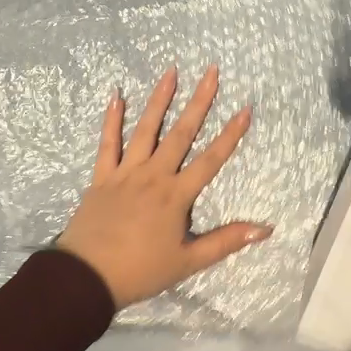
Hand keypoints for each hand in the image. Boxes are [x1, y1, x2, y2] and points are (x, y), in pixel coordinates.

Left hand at [57, 65, 271, 308]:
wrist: (84, 279)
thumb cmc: (139, 271)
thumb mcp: (187, 262)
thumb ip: (226, 242)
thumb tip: (266, 228)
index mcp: (176, 195)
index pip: (210, 160)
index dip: (230, 134)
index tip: (245, 108)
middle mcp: (153, 176)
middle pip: (181, 133)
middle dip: (199, 101)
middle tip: (211, 72)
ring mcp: (125, 173)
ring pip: (146, 129)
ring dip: (159, 99)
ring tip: (171, 72)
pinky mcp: (101, 177)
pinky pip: (107, 144)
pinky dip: (112, 120)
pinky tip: (116, 96)